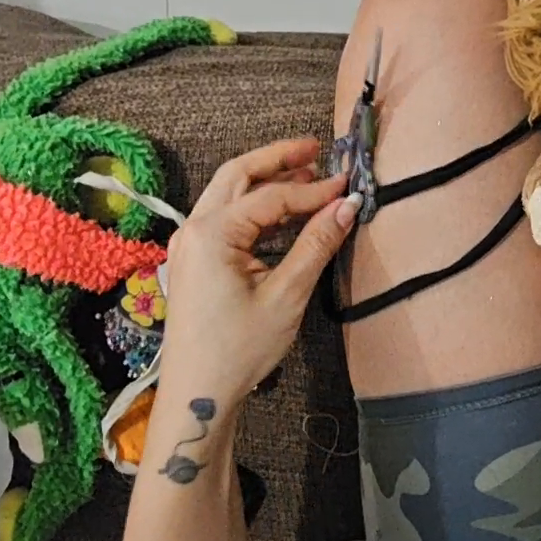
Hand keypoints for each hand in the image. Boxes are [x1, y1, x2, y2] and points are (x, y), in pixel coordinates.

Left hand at [160, 138, 359, 405]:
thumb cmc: (239, 348)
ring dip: (266, 182)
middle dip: (277, 159)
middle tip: (315, 148)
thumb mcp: (286, 295)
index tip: (349, 185)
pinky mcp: (196, 260)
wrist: (198, 393)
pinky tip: (286, 214)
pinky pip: (227, 219)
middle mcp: (194, 229)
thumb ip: (317, 244)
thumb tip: (348, 206)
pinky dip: (257, 209)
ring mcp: (191, 244)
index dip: (314, 189)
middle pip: (237, 175)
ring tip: (308, 176)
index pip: (272, 196)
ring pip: (229, 194)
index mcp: (212, 233)